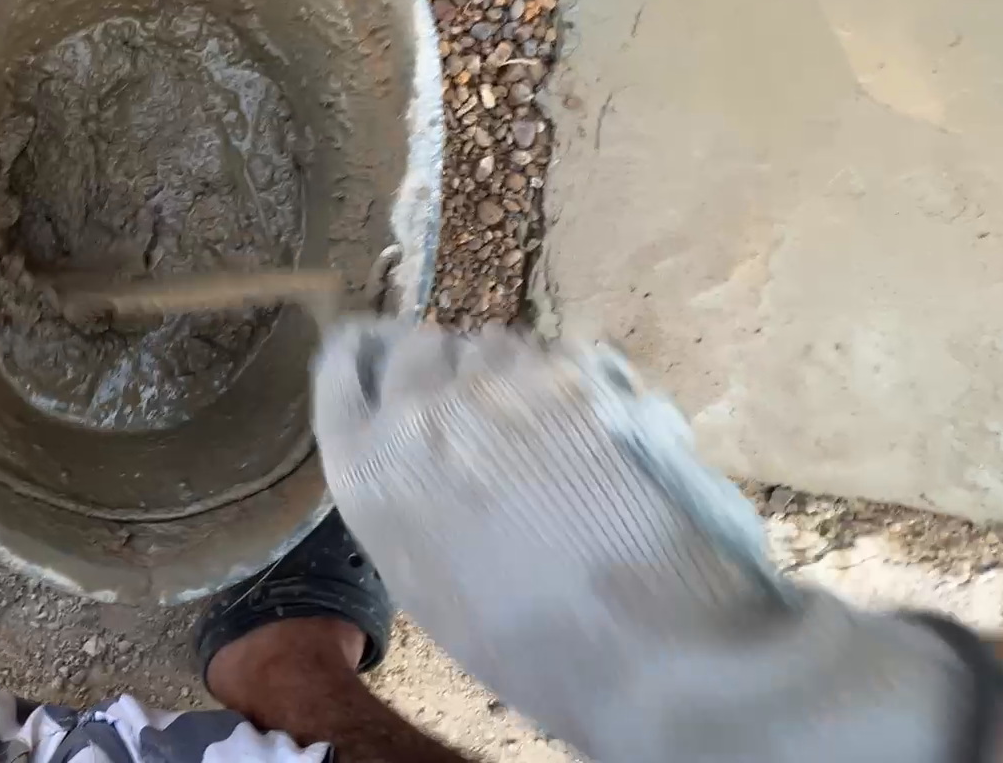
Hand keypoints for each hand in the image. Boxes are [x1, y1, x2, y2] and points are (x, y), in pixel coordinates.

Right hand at [312, 321, 1002, 762]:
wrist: (662, 660)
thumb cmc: (527, 642)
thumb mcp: (416, 568)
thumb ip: (392, 483)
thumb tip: (403, 434)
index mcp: (365, 463)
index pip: (340, 363)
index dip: (362, 352)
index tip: (380, 351)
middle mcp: (415, 408)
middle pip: (413, 343)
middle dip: (437, 363)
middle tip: (475, 404)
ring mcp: (492, 384)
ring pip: (486, 342)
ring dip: (502, 371)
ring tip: (543, 427)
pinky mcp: (570, 373)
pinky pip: (553, 355)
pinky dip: (566, 382)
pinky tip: (593, 433)